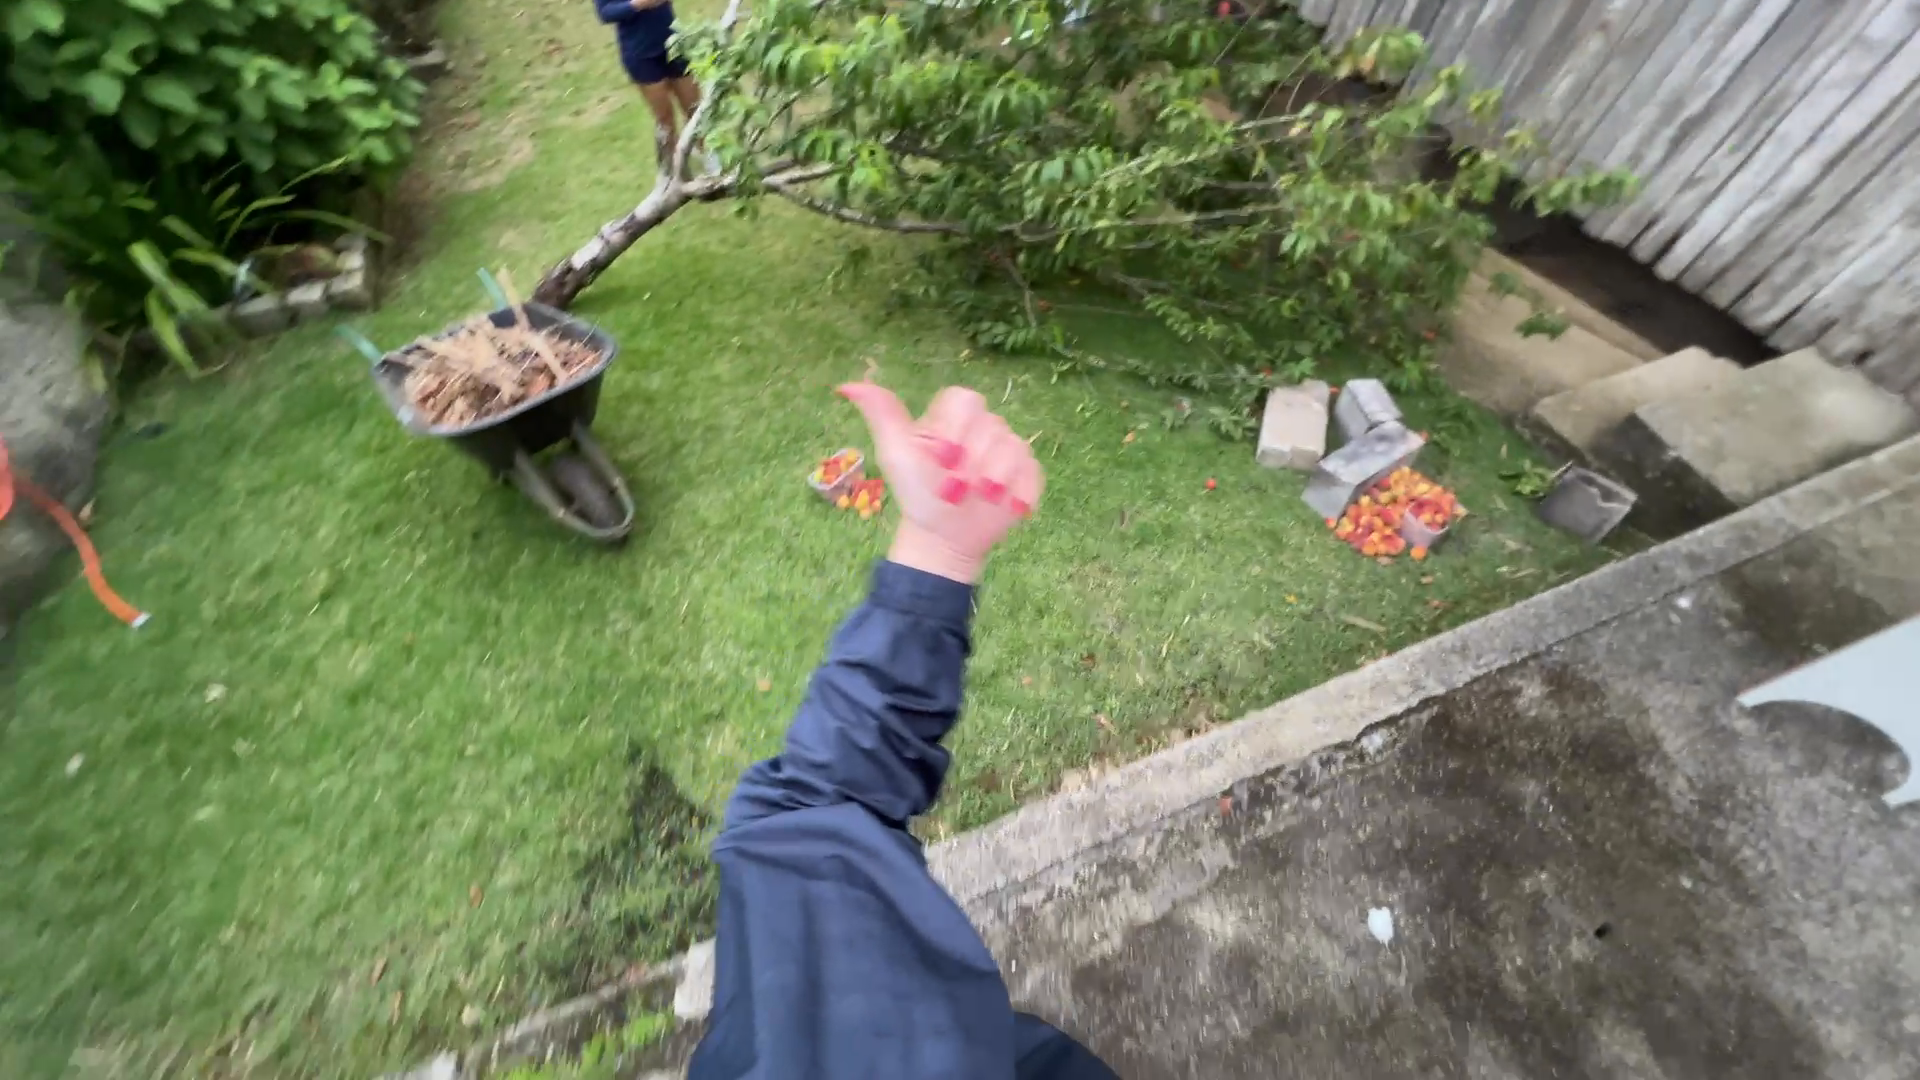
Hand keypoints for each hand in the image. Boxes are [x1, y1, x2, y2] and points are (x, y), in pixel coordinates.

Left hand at [838, 382, 1041, 583]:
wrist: (942, 536)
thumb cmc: (918, 493)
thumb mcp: (896, 454)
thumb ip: (882, 416)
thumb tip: (847, 386)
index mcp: (953, 417)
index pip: (965, 400)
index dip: (956, 429)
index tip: (941, 458)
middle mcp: (984, 426)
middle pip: (991, 426)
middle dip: (971, 463)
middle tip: (953, 487)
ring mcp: (1009, 449)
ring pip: (1013, 449)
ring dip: (991, 480)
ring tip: (973, 499)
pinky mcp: (1028, 473)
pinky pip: (1032, 472)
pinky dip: (1016, 491)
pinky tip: (1000, 505)